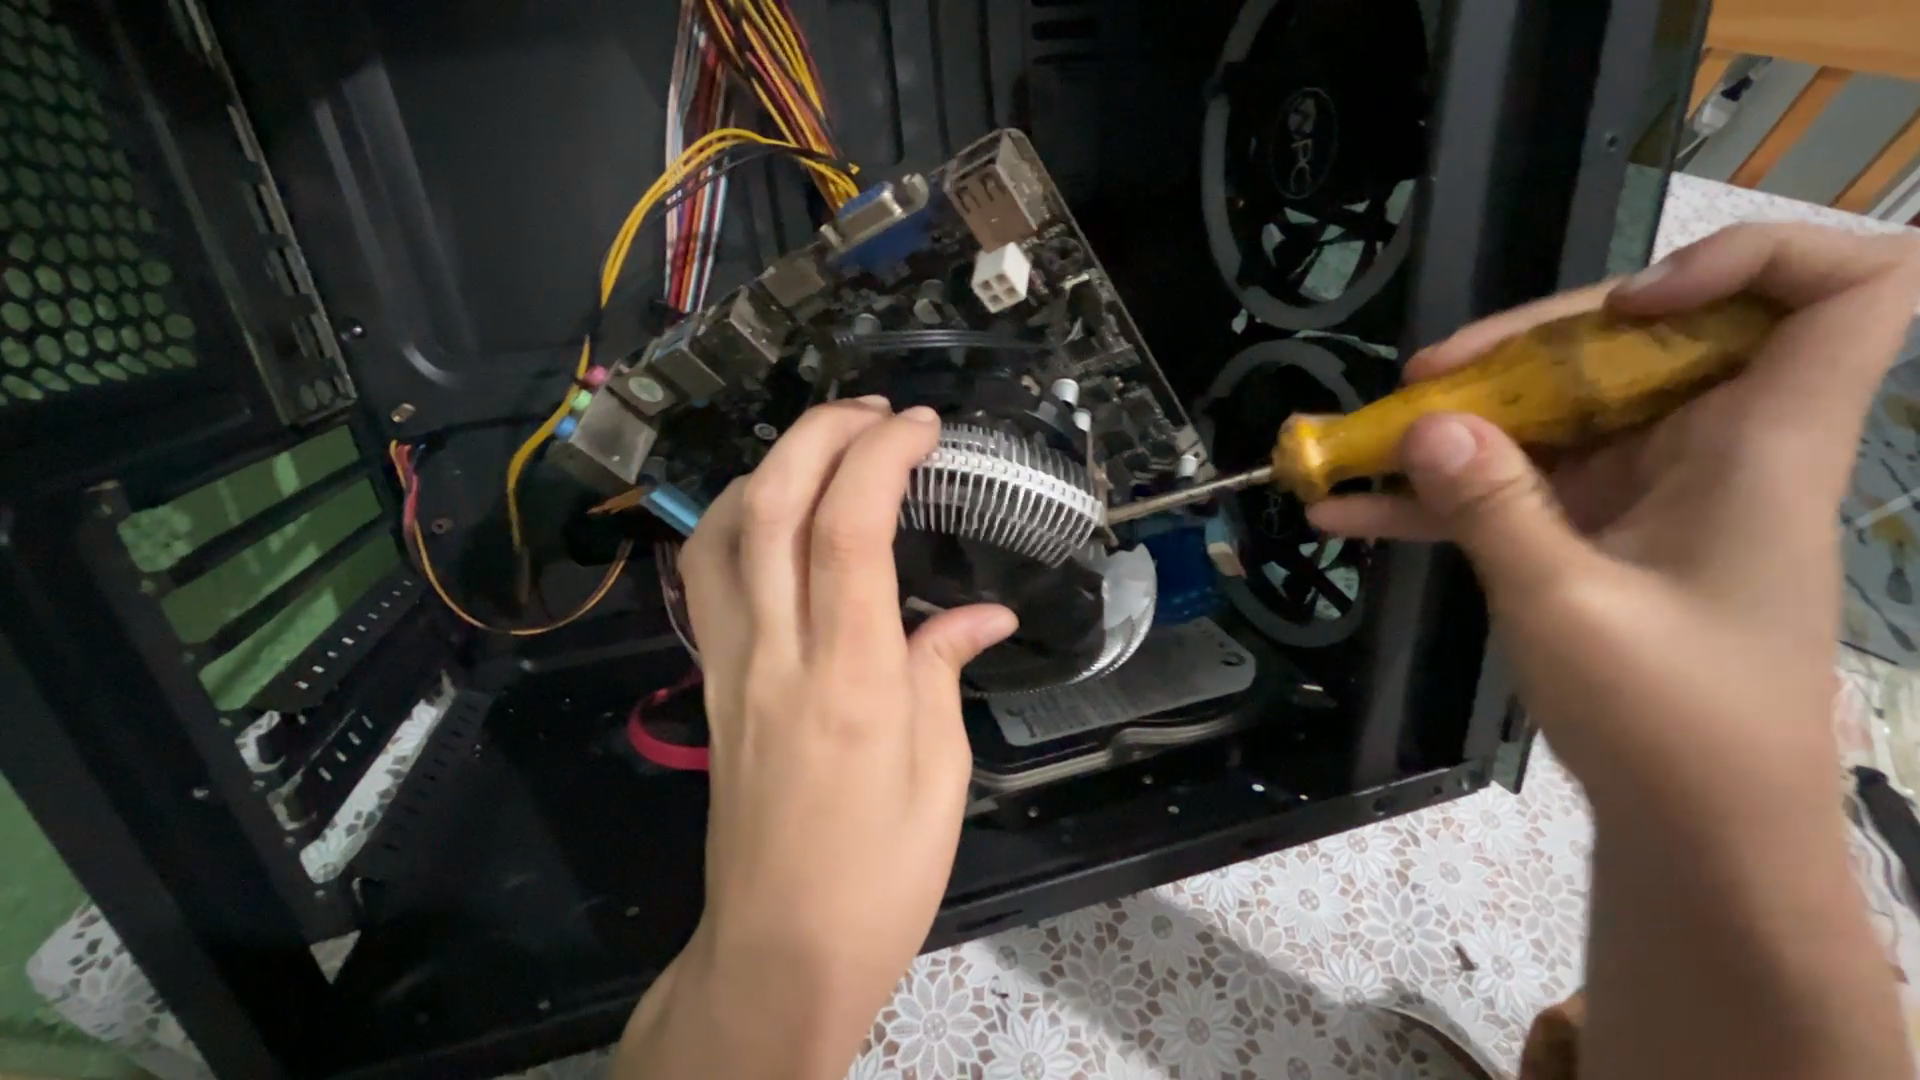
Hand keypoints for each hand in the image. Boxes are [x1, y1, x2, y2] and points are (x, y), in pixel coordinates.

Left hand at [617, 398, 1015, 1079]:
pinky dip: (731, 518)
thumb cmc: (880, 874)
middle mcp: (777, 657)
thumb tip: (978, 614)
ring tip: (823, 445)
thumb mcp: (942, 775)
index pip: (848, 532)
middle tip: (873, 412)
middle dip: (818, 434)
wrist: (780, 947)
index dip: (880, 458)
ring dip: (768, 465)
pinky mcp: (713, 682)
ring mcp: (731, 666)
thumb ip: (944, 671)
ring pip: (721, 532)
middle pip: (771, 508)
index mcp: (851, 680)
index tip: (920, 426)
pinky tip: (767, 509)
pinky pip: (705, 577)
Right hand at [1310, 224, 1919, 809]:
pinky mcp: (1591, 534)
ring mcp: (1642, 492)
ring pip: (1556, 414)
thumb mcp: (1565, 605)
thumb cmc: (1670, 720)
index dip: (1748, 261)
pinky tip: (1349, 513)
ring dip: (1454, 424)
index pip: (1848, 291)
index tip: (1624, 306)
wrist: (1697, 827)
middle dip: (1520, 349)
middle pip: (1639, 341)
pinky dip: (1436, 497)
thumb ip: (1493, 505)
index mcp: (1757, 446)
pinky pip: (1512, 487)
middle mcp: (1707, 449)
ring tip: (1355, 444)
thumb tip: (1424, 425)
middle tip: (1422, 381)